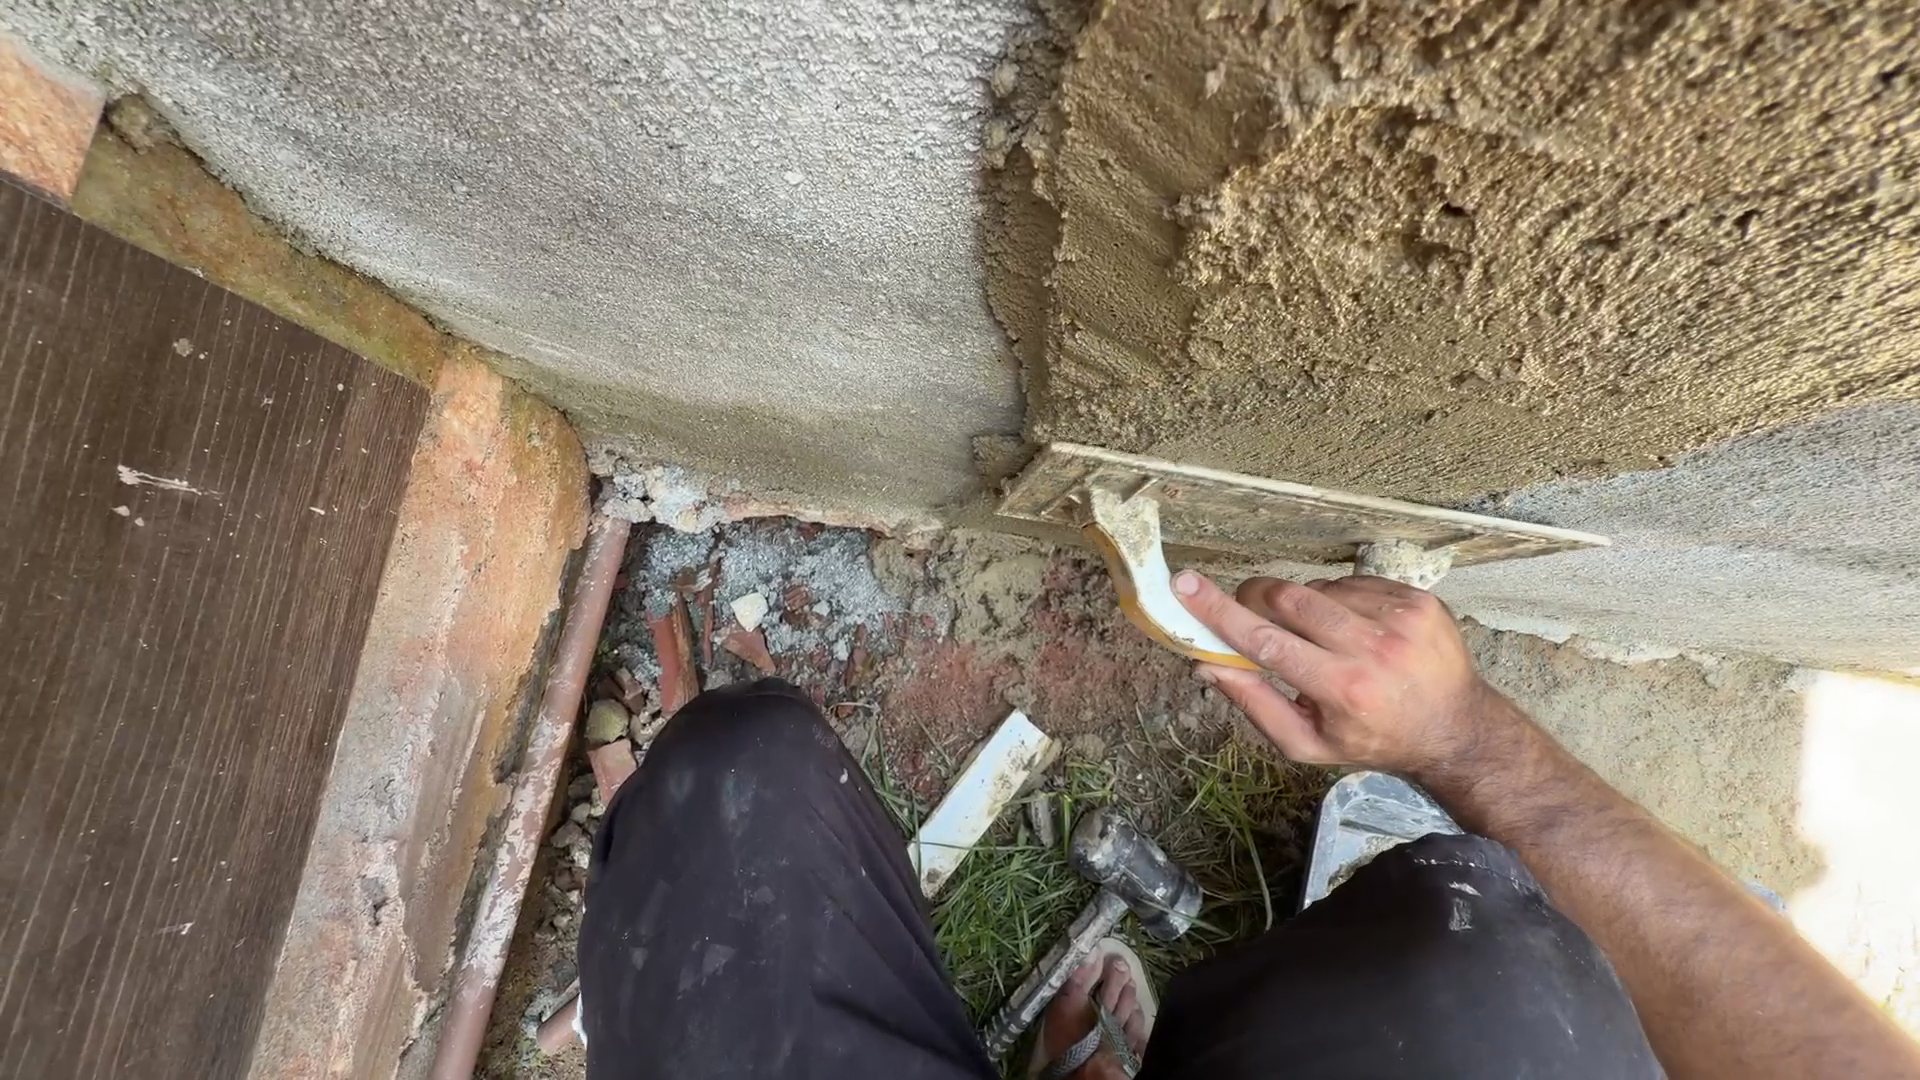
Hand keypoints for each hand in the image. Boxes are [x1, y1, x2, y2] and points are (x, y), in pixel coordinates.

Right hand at [1173, 571, 1501, 776]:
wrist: (1457, 728)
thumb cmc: (1370, 739)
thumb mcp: (1305, 742)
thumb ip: (1253, 702)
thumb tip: (1205, 664)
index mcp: (1342, 689)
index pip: (1265, 640)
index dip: (1218, 611)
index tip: (1184, 584)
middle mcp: (1374, 649)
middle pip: (1286, 599)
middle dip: (1255, 599)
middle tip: (1250, 611)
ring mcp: (1401, 618)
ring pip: (1316, 588)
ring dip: (1301, 606)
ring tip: (1321, 637)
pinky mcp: (1417, 598)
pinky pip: (1349, 582)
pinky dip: (1335, 600)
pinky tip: (1351, 627)